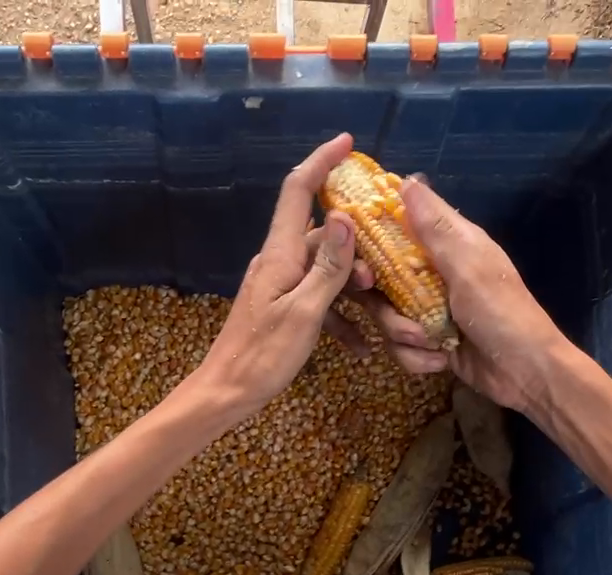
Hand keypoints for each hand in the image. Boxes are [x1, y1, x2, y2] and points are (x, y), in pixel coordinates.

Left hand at [190, 133, 371, 417]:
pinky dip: (340, 321)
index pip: (298, 190)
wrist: (227, 394)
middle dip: (356, 248)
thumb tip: (343, 217)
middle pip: (322, 237)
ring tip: (383, 313)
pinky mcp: (283, 311)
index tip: (348, 143)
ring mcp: (280, 288)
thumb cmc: (262, 355)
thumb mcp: (303, 312)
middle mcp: (279, 262)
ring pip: (325, 273)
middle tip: (384, 272)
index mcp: (280, 254)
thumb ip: (327, 267)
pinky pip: (318, 305)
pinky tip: (362, 348)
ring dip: (353, 291)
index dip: (322, 162)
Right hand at [355, 178, 574, 414]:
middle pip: (381, 276)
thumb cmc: (502, 313)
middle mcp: (434, 273)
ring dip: (403, 334)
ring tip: (428, 342)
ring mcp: (429, 310)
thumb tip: (405, 181)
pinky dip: (416, 357)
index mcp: (448, 244)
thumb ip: (436, 228)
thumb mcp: (469, 266)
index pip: (400, 223)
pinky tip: (440, 360)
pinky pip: (401, 346)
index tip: (357, 252)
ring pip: (387, 316)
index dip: (372, 233)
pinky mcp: (429, 342)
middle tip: (385, 308)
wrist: (525, 373)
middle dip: (381, 300)